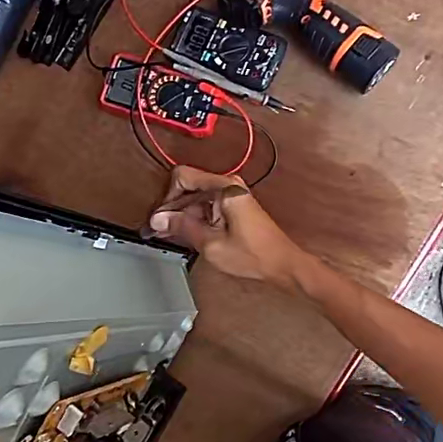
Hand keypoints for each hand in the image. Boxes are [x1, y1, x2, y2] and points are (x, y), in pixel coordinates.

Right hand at [142, 166, 312, 288]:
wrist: (283, 265)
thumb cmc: (256, 254)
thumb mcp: (211, 243)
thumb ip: (183, 227)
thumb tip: (159, 218)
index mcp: (224, 188)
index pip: (182, 176)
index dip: (168, 197)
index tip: (162, 217)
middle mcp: (228, 185)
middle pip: (188, 187)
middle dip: (173, 208)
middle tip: (160, 229)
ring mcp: (231, 194)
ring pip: (195, 197)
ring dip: (183, 215)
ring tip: (173, 235)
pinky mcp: (233, 205)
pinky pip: (206, 205)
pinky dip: (195, 218)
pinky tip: (188, 234)